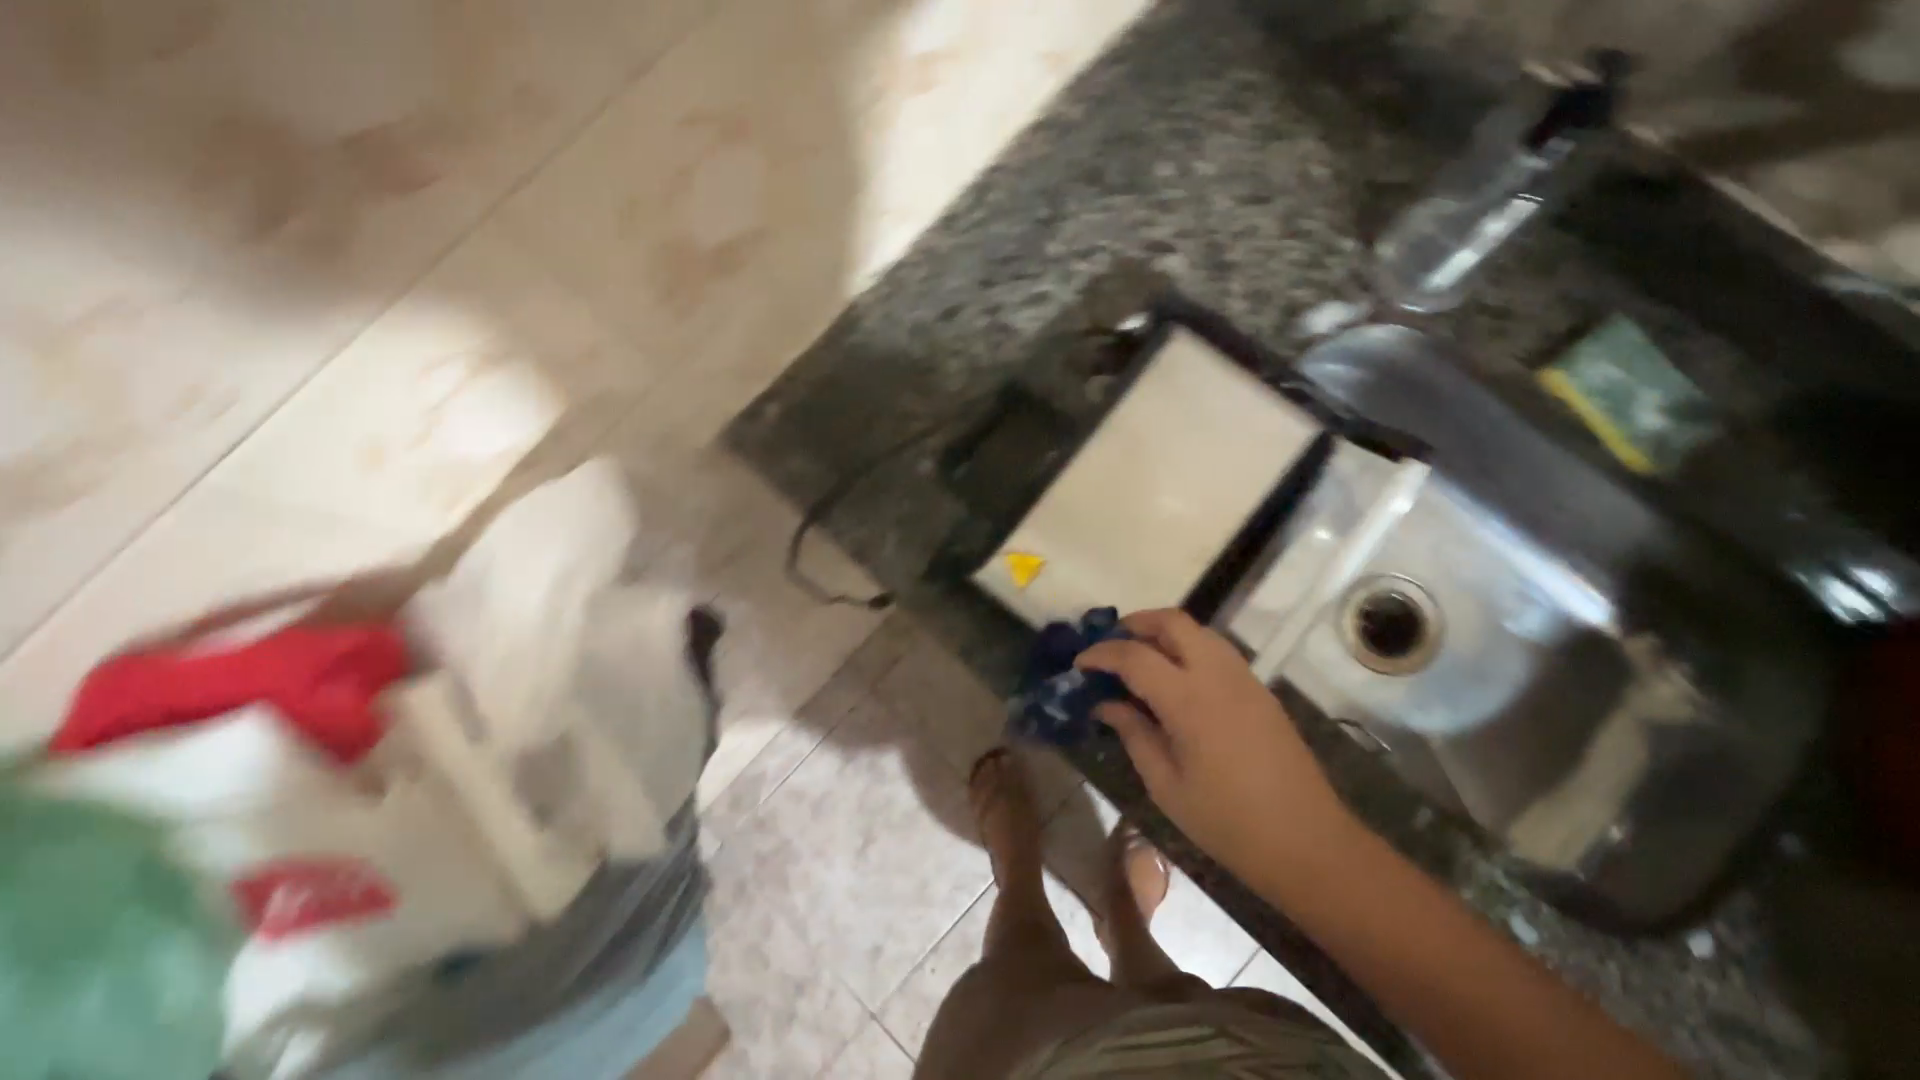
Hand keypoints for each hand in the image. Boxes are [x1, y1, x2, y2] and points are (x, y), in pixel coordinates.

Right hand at [1078, 609, 1358, 878]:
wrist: (1306, 840)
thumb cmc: (1226, 822)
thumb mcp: (1166, 785)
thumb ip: (1134, 735)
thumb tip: (1107, 704)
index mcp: (1189, 700)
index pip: (1134, 656)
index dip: (1101, 654)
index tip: (1079, 664)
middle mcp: (1218, 676)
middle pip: (1173, 622)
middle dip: (1136, 624)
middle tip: (1109, 646)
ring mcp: (1245, 679)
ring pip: (1199, 631)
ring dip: (1164, 633)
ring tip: (1138, 660)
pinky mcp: (1260, 691)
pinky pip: (1218, 651)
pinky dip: (1189, 650)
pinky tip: (1174, 680)